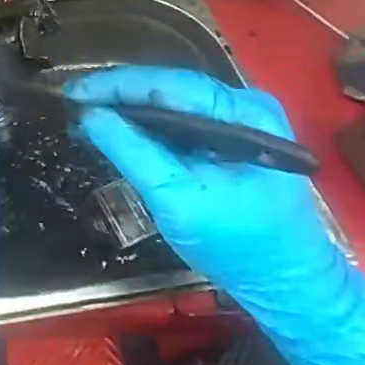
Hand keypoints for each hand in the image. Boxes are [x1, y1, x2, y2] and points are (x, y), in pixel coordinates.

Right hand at [67, 67, 364, 364]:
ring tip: (92, 108)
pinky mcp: (236, 138)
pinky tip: (125, 126)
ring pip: (179, 101)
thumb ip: (135, 154)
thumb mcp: (178, 202)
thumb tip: (93, 117)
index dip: (120, 84)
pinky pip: (188, 120)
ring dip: (136, 105)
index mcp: (243, 113)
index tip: (76, 90)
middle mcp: (246, 105)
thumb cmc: (237, 246)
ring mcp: (244, 121)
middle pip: (175, 87)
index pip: (172, 84)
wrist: (288, 280)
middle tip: (77, 99)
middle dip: (124, 91)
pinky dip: (155, 122)